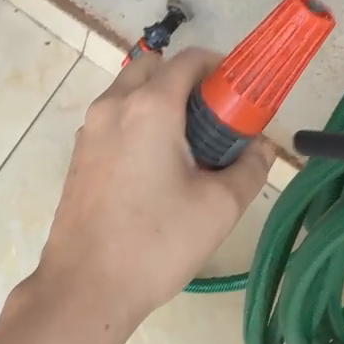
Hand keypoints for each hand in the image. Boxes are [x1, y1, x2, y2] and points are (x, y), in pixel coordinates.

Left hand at [26, 47, 277, 329]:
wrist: (86, 284)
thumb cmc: (157, 242)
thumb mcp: (218, 207)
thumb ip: (249, 168)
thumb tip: (263, 146)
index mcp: (149, 106)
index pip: (188, 60)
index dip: (219, 67)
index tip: (239, 94)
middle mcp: (114, 103)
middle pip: (155, 67)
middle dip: (187, 81)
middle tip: (214, 119)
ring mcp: (91, 125)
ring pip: (130, 89)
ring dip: (160, 99)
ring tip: (188, 146)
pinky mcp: (80, 149)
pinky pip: (114, 115)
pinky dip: (137, 119)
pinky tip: (156, 166)